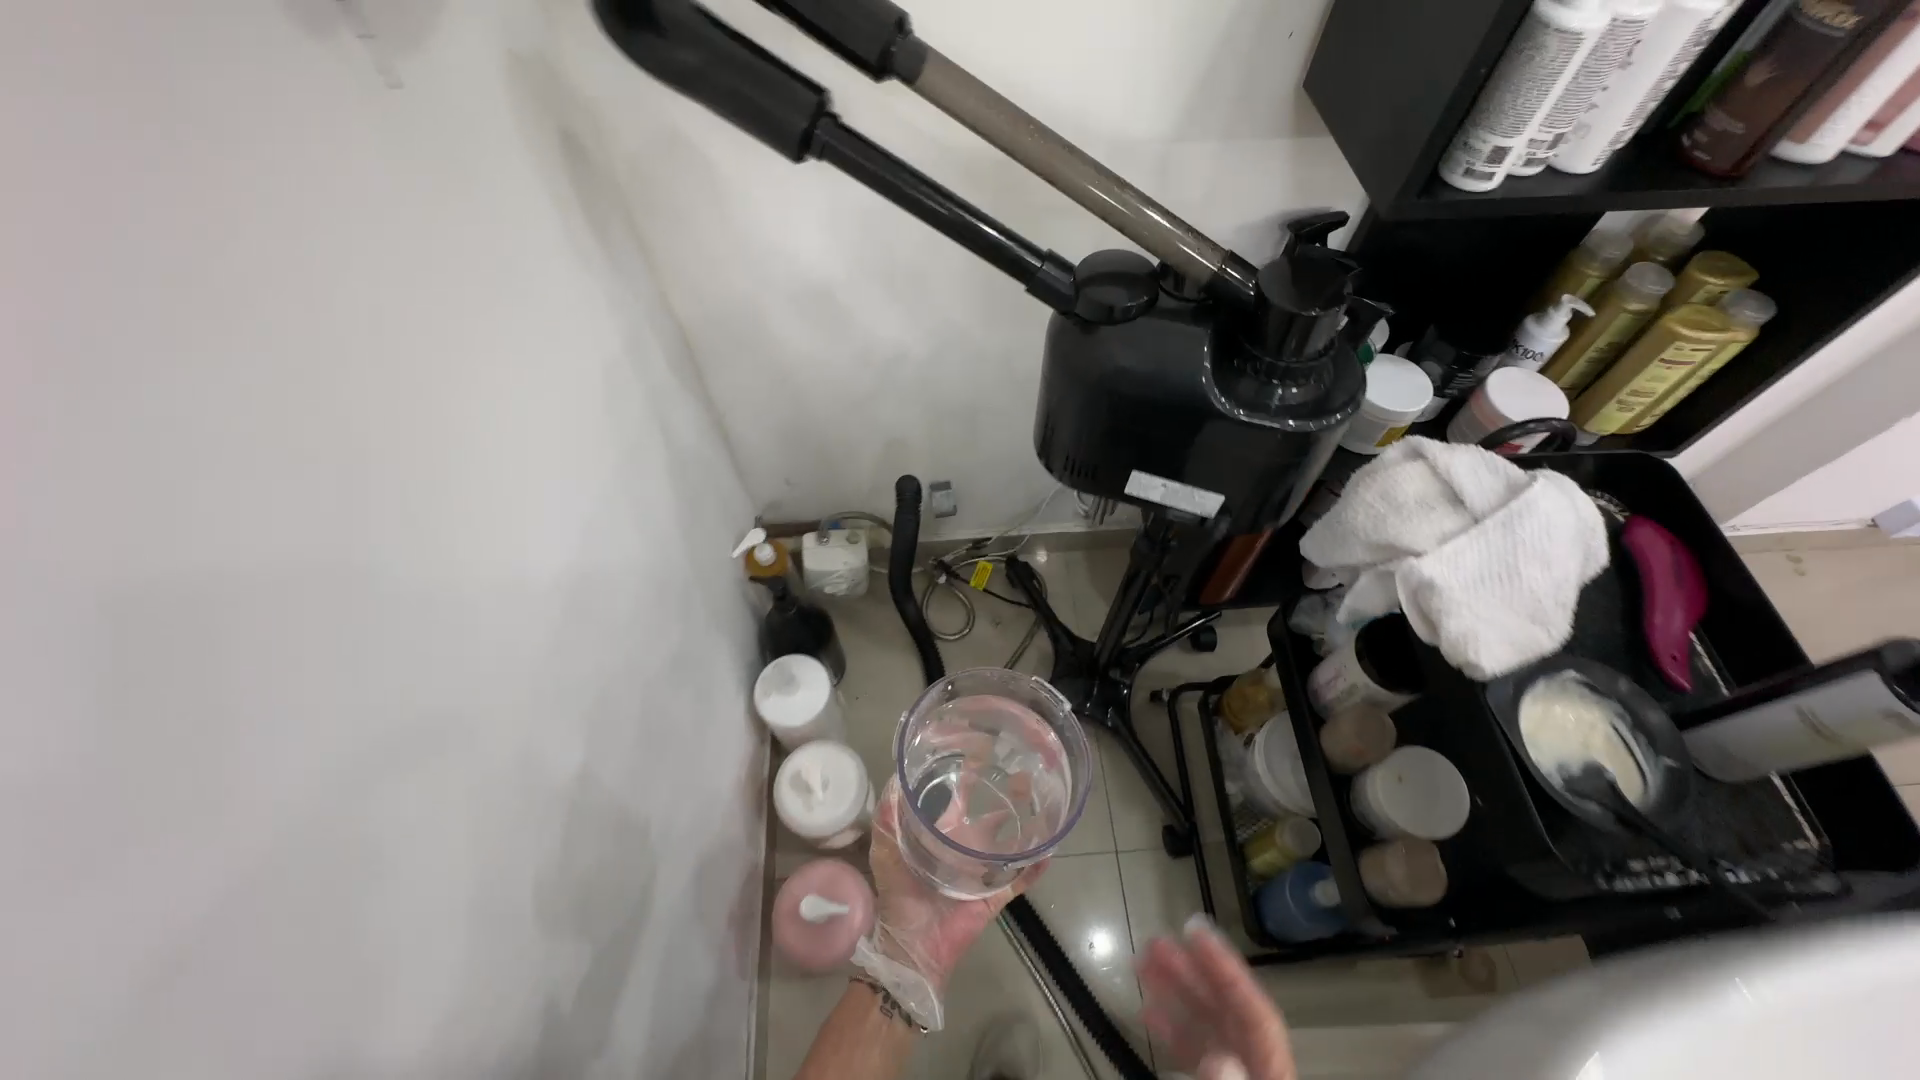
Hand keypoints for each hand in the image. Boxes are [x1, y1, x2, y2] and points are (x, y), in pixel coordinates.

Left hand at [858, 777, 1046, 1029]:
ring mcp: (982, 872)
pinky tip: (1047, 852)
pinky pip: (1018, 880)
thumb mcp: (885, 852)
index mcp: (940, 835)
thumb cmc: (898, 898)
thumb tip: (895, 779)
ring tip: (1042, 803)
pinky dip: (1033, 869)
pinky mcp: (994, 896)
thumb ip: (887, 818)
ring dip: (1025, 826)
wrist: (912, 949)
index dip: (967, 777)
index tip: (981, 750)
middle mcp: (965, 848)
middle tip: (1022, 772)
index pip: (957, 800)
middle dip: (1005, 795)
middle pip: (990, 817)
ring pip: (1009, 844)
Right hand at [1136, 916, 1296, 1079]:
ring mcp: (1235, 1071)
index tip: (1194, 929)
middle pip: (1226, 1007)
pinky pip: (1195, 1047)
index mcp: (1273, 1069)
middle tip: (1155, 940)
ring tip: (1142, 960)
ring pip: (1206, 1022)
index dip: (1224, 965)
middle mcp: (1255, 1062)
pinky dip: (1172, 1025)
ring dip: (1174, 989)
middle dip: (1190, 970)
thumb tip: (1219, 1057)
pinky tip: (1148, 1008)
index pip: (1252, 1008)